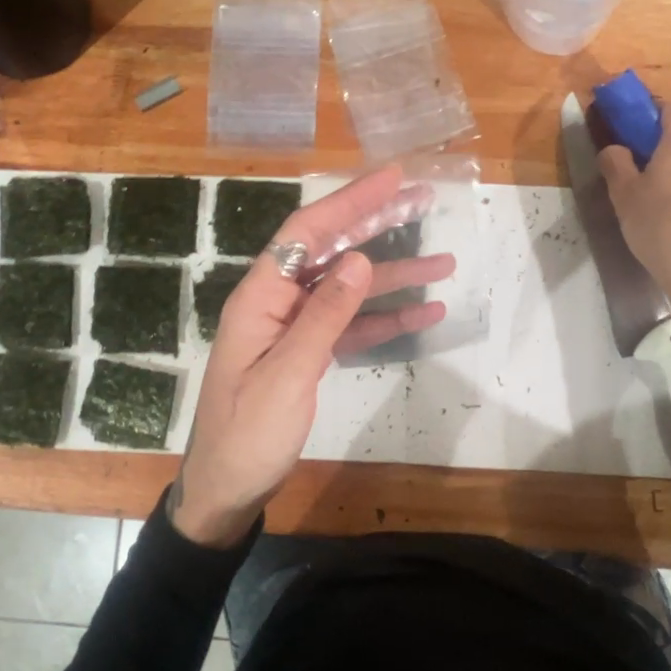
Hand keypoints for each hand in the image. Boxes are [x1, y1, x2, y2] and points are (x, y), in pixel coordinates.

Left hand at [172, 165, 454, 546]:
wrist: (226, 490)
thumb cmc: (248, 434)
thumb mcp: (288, 374)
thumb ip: (324, 316)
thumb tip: (359, 259)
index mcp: (260, 297)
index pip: (306, 233)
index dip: (350, 202)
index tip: (393, 180)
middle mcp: (277, 302)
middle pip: (331, 251)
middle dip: (377, 225)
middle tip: (425, 201)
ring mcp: (293, 329)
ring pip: (348, 289)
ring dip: (394, 276)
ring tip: (444, 261)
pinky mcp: (307, 355)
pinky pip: (350, 326)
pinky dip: (385, 319)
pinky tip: (424, 312)